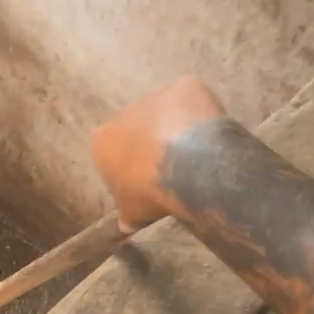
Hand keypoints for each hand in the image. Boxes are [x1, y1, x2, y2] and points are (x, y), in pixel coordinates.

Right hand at [89, 76, 226, 232]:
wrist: (188, 165)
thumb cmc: (151, 191)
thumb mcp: (133, 213)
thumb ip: (126, 215)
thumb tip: (124, 226)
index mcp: (102, 142)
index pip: (109, 153)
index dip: (127, 167)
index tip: (144, 182)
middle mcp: (122, 114)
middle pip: (136, 129)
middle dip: (151, 144)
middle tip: (173, 168)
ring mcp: (154, 96)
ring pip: (165, 113)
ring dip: (176, 129)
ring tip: (197, 155)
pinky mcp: (185, 86)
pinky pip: (192, 100)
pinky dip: (200, 115)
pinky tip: (211, 135)